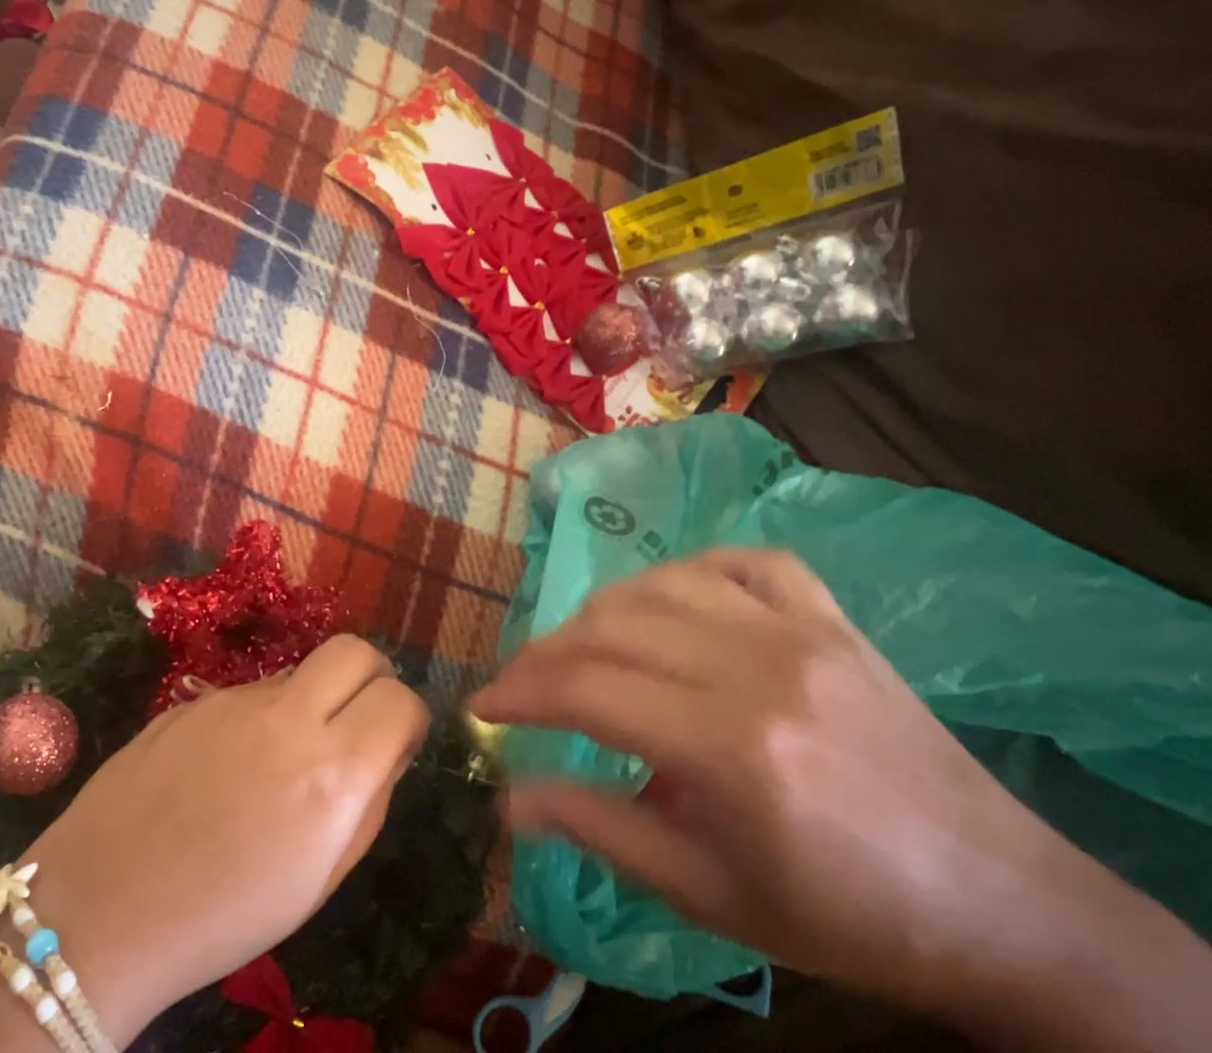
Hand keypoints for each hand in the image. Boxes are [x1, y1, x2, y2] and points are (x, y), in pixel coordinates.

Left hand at [19, 635, 429, 1040]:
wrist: (103, 910)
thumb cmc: (225, 918)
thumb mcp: (321, 880)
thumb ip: (367, 806)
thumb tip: (385, 755)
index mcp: (332, 772)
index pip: (400, 699)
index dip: (409, 721)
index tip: (395, 748)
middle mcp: (285, 718)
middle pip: (354, 650)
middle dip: (371, 680)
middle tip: (356, 726)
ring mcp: (228, 702)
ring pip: (295, 673)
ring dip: (308, 702)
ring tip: (278, 765)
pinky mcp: (184, 704)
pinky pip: (243, 694)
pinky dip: (257, 718)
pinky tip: (223, 772)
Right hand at [470, 549, 1105, 1009]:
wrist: (997, 906)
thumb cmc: (837, 916)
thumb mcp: (703, 893)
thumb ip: (598, 828)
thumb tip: (507, 796)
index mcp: (729, 747)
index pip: (584, 687)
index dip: (518, 692)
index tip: (482, 709)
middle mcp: (761, 668)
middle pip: (611, 625)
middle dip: (544, 654)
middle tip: (520, 690)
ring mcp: (805, 634)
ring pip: (663, 584)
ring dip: (600, 612)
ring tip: (578, 652)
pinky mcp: (837, 623)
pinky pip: (746, 563)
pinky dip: (689, 572)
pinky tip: (668, 603)